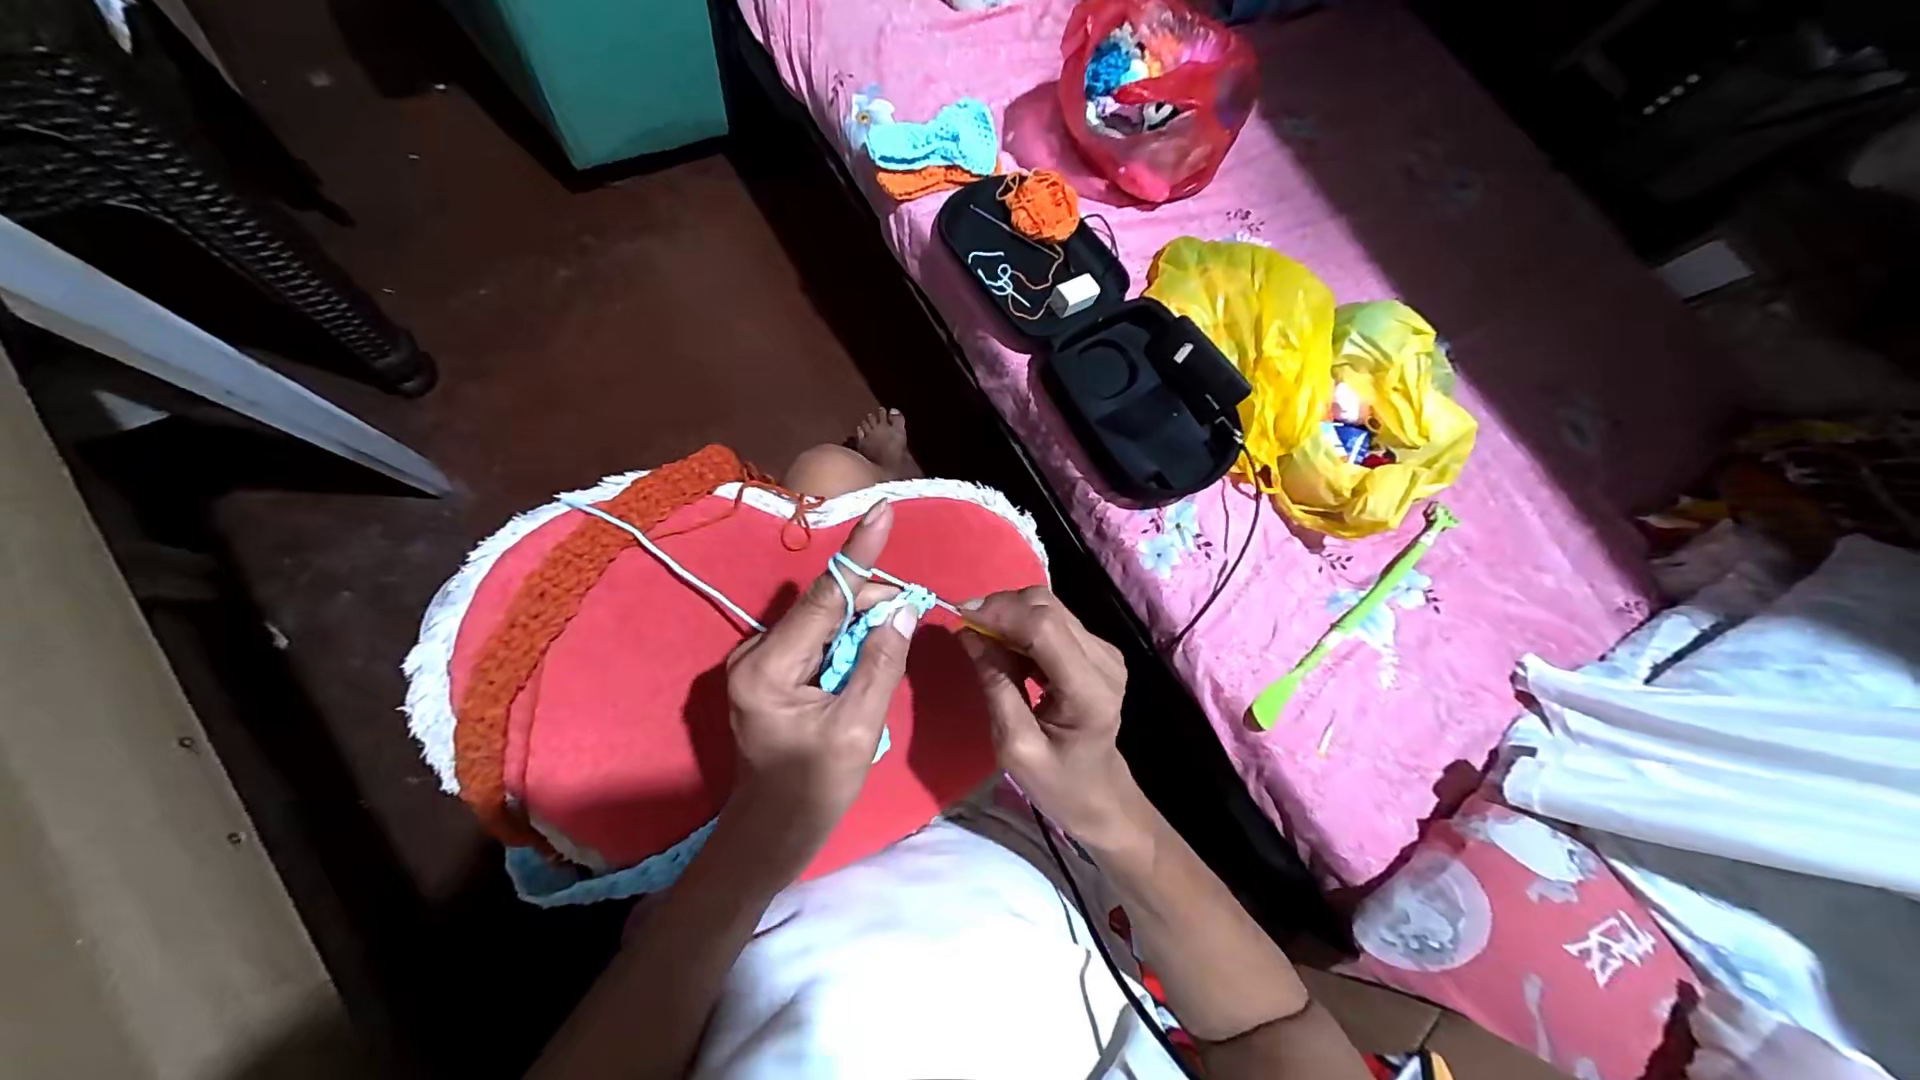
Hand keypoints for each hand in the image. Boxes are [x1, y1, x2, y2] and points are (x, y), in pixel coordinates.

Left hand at [723, 500, 916, 867]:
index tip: (882, 510)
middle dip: (870, 605)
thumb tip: (902, 611)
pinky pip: (816, 640)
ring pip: (823, 622)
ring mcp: (757, 660)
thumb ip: (881, 663)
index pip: (825, 597)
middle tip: (908, 619)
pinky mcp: (767, 670)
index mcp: (768, 667)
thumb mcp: (857, 729)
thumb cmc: (813, 791)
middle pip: (826, 606)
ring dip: (861, 627)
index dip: (859, 553)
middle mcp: (754, 652)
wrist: (769, 834)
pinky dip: (846, 643)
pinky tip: (862, 666)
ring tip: (887, 651)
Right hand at [958, 587, 1146, 847]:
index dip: (1001, 613)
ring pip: (1049, 607)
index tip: (960, 617)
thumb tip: (969, 633)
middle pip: (1047, 607)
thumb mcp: (1014, 746)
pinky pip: (1053, 620)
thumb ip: (995, 685)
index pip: (1045, 628)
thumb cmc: (1057, 783)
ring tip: (982, 638)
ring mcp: (1104, 651)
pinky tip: (1005, 647)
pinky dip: (1022, 625)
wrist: (1099, 795)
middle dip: (1001, 609)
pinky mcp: (1097, 650)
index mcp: (1088, 691)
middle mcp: (1104, 660)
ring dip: (1010, 615)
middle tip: (967, 628)